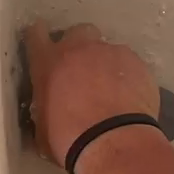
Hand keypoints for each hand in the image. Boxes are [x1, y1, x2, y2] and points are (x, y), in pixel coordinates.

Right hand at [23, 18, 161, 171]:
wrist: (112, 142)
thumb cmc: (67, 138)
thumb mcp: (42, 127)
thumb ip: (43, 109)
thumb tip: (46, 114)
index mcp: (47, 62)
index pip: (35, 34)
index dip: (38, 38)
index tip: (42, 47)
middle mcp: (77, 49)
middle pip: (78, 32)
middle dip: (78, 46)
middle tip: (80, 70)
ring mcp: (110, 52)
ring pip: (106, 49)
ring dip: (105, 64)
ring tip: (110, 90)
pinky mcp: (138, 63)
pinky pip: (130, 64)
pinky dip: (128, 76)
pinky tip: (129, 97)